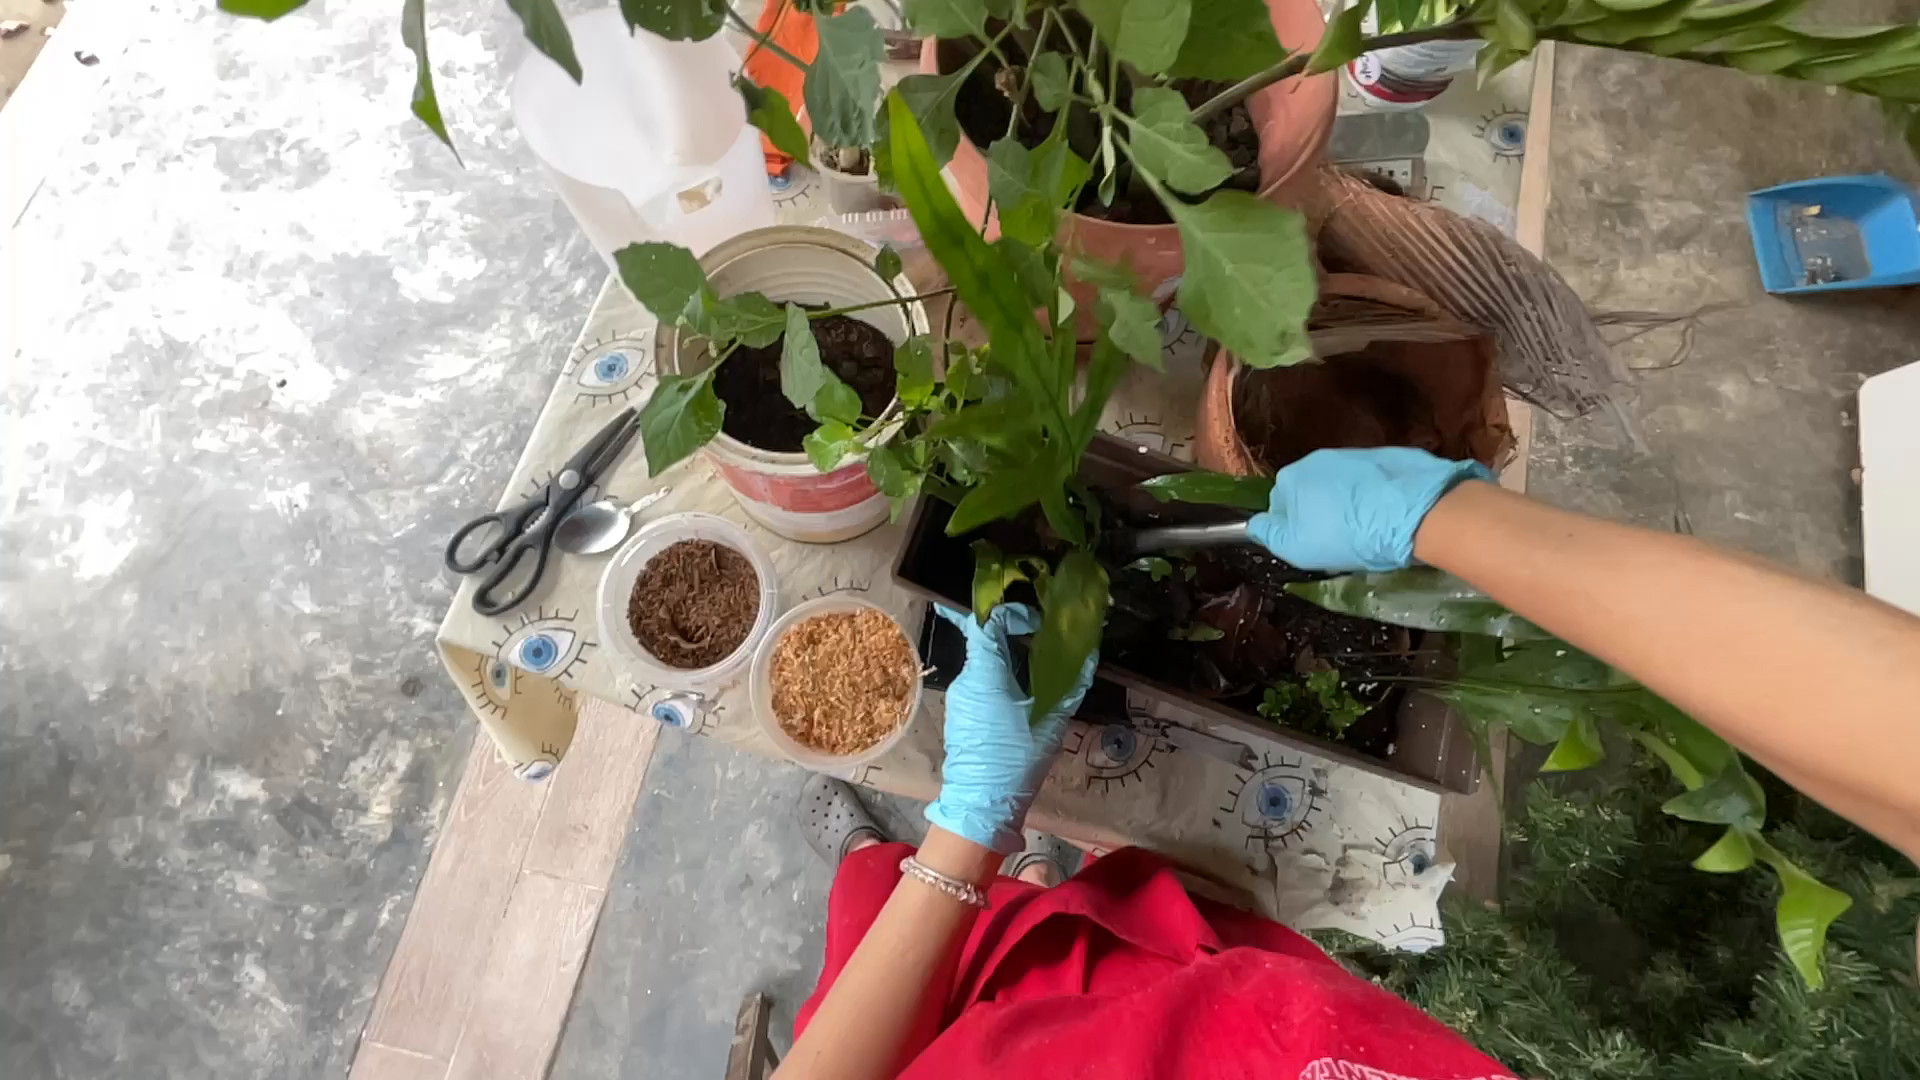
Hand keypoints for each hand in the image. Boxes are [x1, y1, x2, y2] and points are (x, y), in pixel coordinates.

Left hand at [926, 603, 1096, 853]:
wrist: (982, 806)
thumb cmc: (1017, 757)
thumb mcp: (1052, 719)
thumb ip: (1071, 683)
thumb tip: (1088, 656)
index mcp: (984, 672)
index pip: (987, 622)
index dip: (1012, 613)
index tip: (1036, 621)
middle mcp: (965, 679)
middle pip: (986, 643)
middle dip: (1015, 637)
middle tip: (1044, 643)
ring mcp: (959, 699)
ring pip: (984, 666)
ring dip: (1009, 662)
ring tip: (1039, 674)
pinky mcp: (960, 716)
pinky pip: (980, 686)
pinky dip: (1000, 682)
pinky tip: (1022, 699)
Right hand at [1247, 447, 1492, 572]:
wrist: (1421, 513)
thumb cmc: (1349, 534)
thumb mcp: (1298, 548)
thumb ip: (1269, 535)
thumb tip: (1255, 524)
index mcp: (1292, 477)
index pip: (1279, 503)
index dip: (1293, 527)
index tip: (1312, 544)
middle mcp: (1320, 458)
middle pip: (1312, 491)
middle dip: (1322, 512)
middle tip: (1341, 541)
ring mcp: (1359, 454)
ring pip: (1345, 485)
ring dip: (1351, 504)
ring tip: (1372, 530)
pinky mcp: (1394, 457)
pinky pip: (1377, 481)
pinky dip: (1380, 496)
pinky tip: (1394, 517)